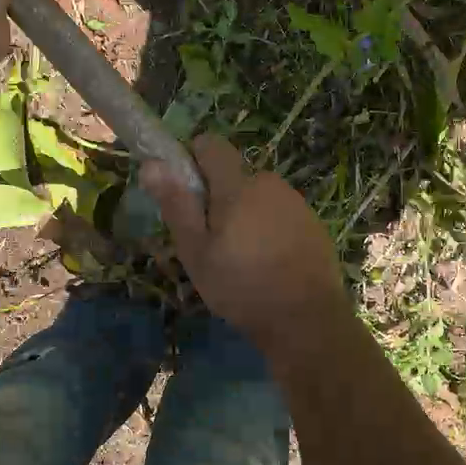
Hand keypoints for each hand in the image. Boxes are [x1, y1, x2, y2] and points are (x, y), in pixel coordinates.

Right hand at [143, 135, 350, 356]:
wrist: (307, 320)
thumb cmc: (241, 286)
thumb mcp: (196, 251)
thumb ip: (176, 204)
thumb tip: (151, 164)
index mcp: (237, 185)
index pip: (211, 144)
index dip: (192, 159)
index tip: (186, 192)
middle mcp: (269, 183)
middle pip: (234, 176)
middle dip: (219, 198)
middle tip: (210, 242)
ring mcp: (296, 203)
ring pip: (258, 197)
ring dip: (245, 216)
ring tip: (241, 260)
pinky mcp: (313, 225)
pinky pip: (280, 215)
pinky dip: (269, 230)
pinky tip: (268, 265)